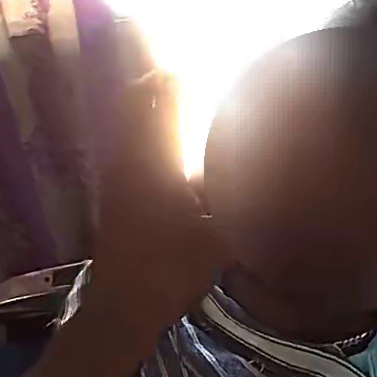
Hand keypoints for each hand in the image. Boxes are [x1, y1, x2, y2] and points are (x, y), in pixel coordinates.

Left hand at [74, 72, 224, 359]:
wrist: (121, 309)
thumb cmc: (170, 271)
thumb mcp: (218, 237)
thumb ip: (242, 201)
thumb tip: (264, 173)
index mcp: (153, 161)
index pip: (160, 100)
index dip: (177, 77)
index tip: (199, 67)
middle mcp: (127, 159)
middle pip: (134, 101)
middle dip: (157, 82)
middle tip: (186, 76)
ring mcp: (114, 176)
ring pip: (125, 123)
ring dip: (147, 105)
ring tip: (178, 102)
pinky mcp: (111, 194)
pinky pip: (125, 145)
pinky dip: (142, 130)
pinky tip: (166, 147)